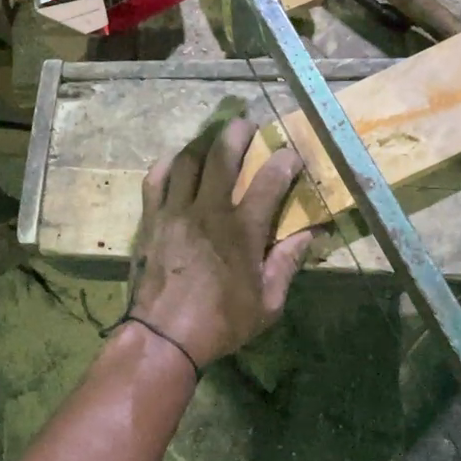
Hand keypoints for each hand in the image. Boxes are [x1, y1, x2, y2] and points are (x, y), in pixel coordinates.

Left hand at [125, 119, 315, 369]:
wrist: (163, 336)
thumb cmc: (221, 324)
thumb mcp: (267, 304)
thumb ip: (287, 264)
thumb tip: (310, 234)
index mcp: (242, 230)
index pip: (269, 181)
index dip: (284, 161)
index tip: (292, 153)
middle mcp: (208, 210)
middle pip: (223, 156)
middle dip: (238, 133)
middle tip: (248, 124)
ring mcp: (175, 211)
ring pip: (187, 161)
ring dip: (203, 143)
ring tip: (213, 138)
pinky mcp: (150, 219)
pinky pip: (155, 180)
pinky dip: (166, 165)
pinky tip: (175, 161)